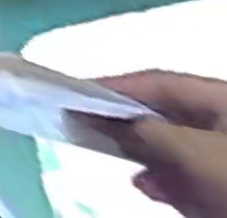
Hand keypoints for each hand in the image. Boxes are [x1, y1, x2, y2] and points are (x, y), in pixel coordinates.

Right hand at [98, 71, 226, 216]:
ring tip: (150, 188)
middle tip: (109, 150)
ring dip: (167, 168)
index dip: (111, 88)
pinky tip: (183, 201)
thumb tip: (90, 114)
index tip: (72, 100)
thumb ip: (136, 128)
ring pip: (200, 153)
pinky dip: (197, 188)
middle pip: (180, 119)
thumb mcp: (188, 151)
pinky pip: (219, 176)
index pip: (158, 82)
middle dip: (142, 137)